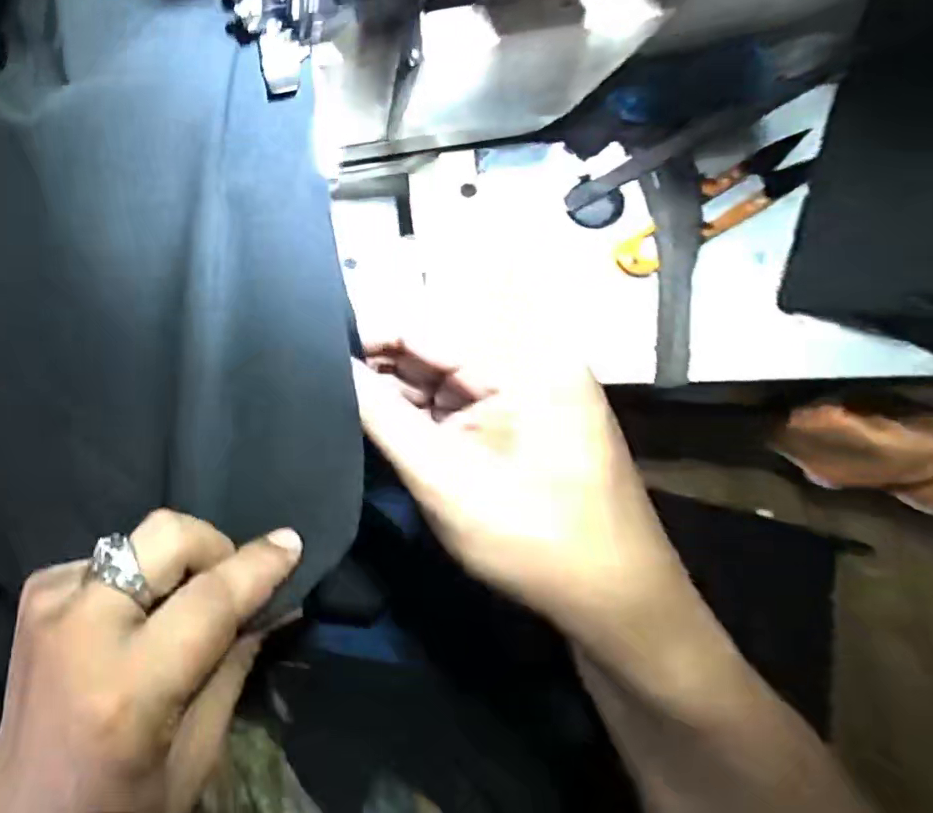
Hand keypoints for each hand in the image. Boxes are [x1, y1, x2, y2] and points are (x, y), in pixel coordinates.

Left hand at [0, 510, 302, 812]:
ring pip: (137, 538)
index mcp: (127, 686)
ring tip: (174, 612)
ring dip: (171, 566)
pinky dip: (132, 579)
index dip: (256, 566)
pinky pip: (106, 558)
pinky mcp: (36, 589)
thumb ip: (233, 667)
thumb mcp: (193, 758)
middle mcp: (82, 625)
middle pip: (166, 534)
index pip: (208, 601)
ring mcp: (51, 599)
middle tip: (229, 581)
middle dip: (212, 544)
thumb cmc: (118, 805)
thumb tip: (274, 604)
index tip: (290, 543)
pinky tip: (126, 622)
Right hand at [349, 335, 689, 641]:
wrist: (616, 605)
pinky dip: (420, 410)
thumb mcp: (440, 477)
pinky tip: (383, 421)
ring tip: (344, 403)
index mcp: (520, 363)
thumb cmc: (529, 539)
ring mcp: (525, 390)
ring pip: (439, 374)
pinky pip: (456, 398)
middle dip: (379, 365)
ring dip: (396, 390)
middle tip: (324, 385)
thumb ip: (379, 415)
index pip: (424, 327)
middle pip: (432, 347)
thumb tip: (329, 366)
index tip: (316, 355)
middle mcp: (526, 362)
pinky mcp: (519, 417)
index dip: (367, 335)